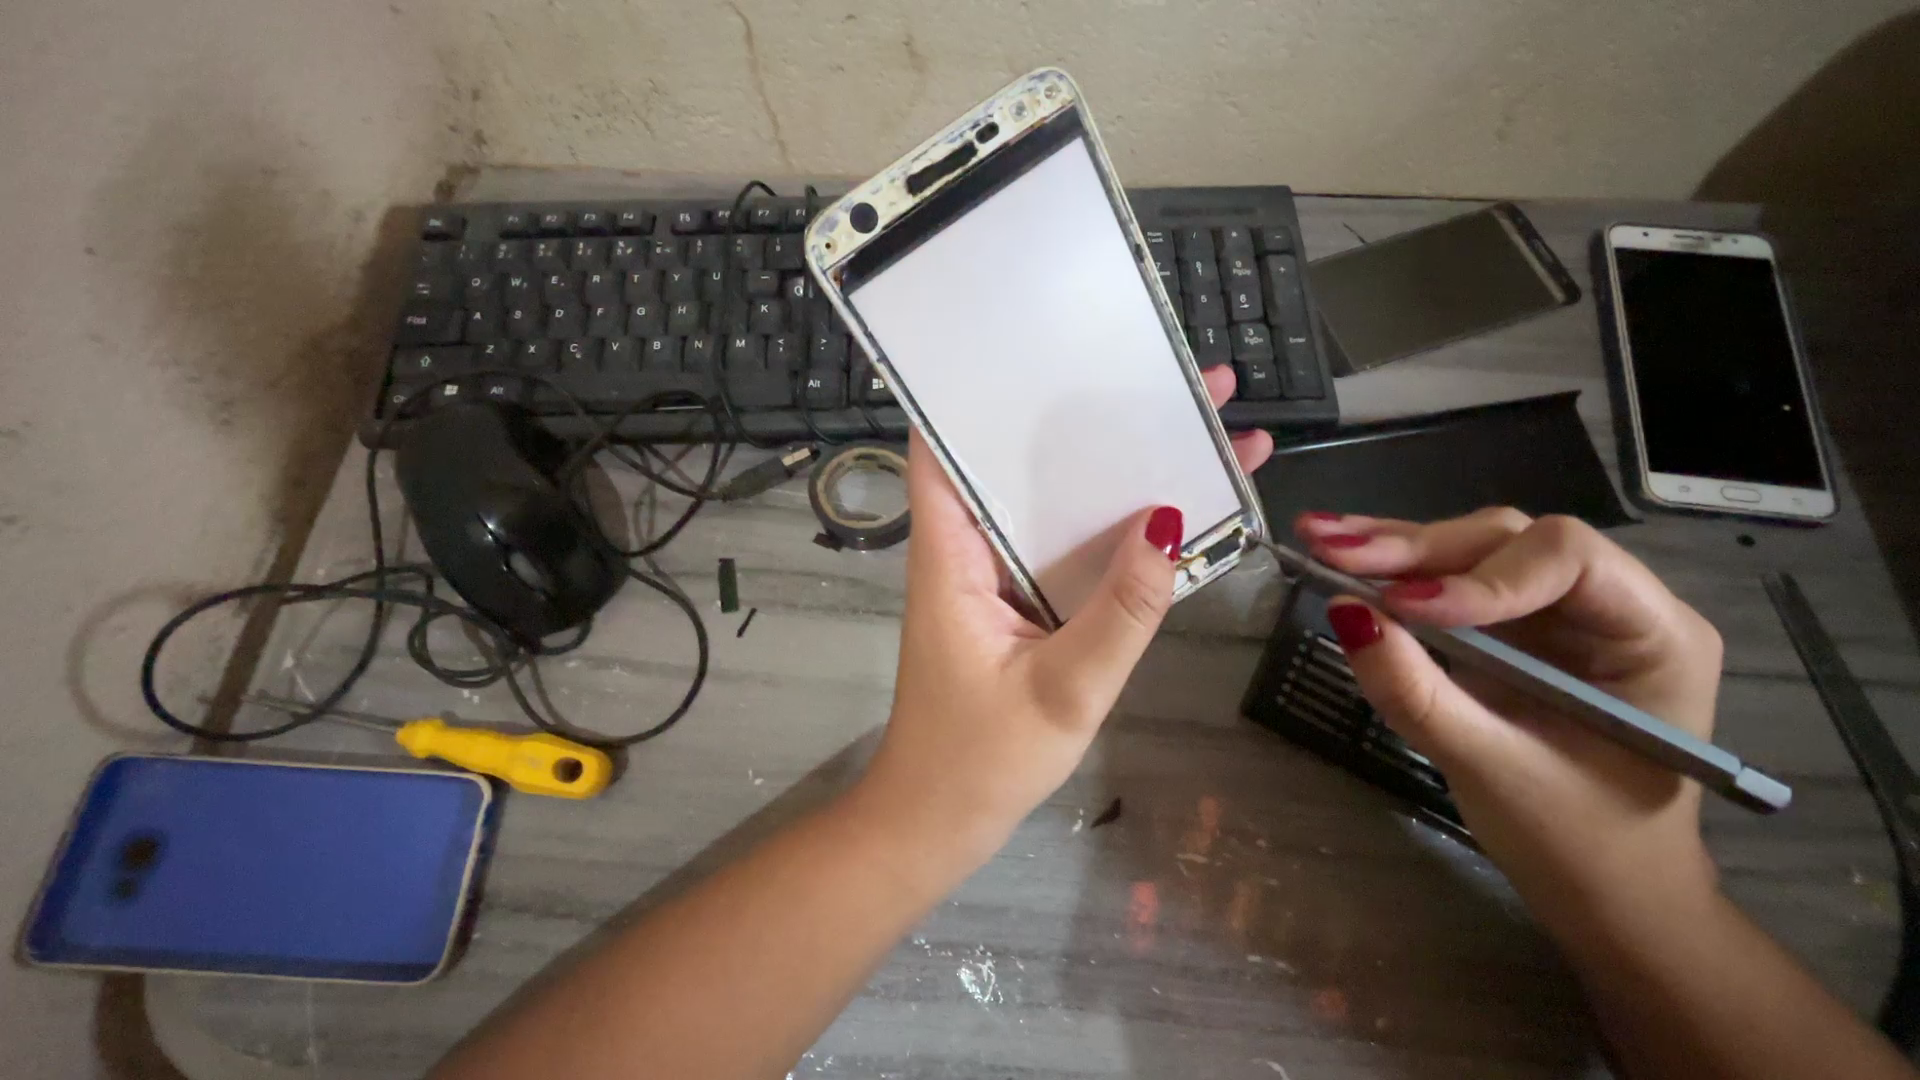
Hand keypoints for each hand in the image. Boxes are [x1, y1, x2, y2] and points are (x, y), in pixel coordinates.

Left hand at [857, 368, 1272, 861]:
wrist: (943, 821)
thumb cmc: (980, 759)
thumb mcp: (1063, 688)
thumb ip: (1121, 611)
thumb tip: (1173, 522)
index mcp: (951, 553)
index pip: (944, 445)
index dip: (980, 387)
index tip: (1038, 340)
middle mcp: (972, 548)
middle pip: (1022, 461)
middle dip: (1087, 416)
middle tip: (1168, 371)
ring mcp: (1001, 575)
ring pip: (1057, 502)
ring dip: (1114, 466)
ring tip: (1198, 418)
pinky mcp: (1028, 601)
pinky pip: (1072, 546)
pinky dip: (1117, 523)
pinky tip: (1180, 502)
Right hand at [1294, 509, 1725, 940]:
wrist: (1600, 890)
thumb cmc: (1576, 843)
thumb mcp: (1491, 769)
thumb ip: (1418, 693)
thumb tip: (1346, 615)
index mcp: (1651, 635)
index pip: (1567, 560)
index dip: (1480, 576)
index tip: (1403, 606)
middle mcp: (1606, 603)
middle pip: (1505, 542)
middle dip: (1416, 548)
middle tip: (1328, 547)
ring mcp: (1552, 612)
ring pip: (1469, 550)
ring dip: (1392, 547)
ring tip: (1317, 536)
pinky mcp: (1507, 626)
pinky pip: (1446, 581)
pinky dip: (1391, 571)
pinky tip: (1340, 553)